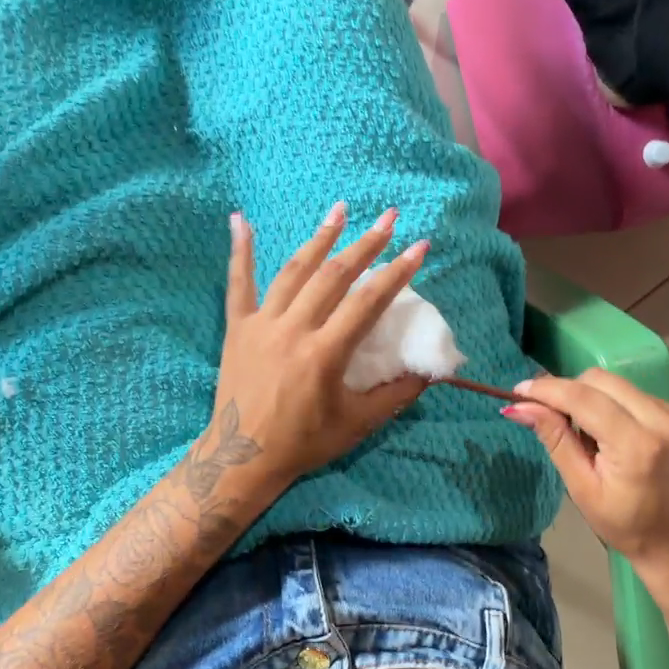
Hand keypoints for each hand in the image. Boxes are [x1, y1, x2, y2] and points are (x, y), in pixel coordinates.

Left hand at [212, 203, 429, 485]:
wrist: (241, 458)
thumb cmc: (303, 444)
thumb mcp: (357, 425)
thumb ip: (396, 395)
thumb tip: (431, 372)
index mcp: (324, 354)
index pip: (368, 303)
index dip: (396, 273)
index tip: (419, 247)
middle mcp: (292, 330)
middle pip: (333, 277)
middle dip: (364, 244)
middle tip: (388, 218)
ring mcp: (261, 325)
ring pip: (293, 272)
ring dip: (319, 238)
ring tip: (339, 209)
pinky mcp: (237, 328)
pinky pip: (237, 284)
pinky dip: (239, 251)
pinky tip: (238, 219)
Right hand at [502, 369, 668, 582]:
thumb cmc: (627, 525)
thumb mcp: (582, 489)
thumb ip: (555, 440)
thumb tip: (520, 407)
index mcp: (635, 444)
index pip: (583, 397)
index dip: (547, 389)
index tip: (518, 390)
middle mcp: (661, 419)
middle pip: (600, 380)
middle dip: (568, 390)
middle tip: (548, 415)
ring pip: (616, 384)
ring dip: (590, 397)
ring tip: (583, 432)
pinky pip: (634, 394)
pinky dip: (612, 404)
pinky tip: (609, 433)